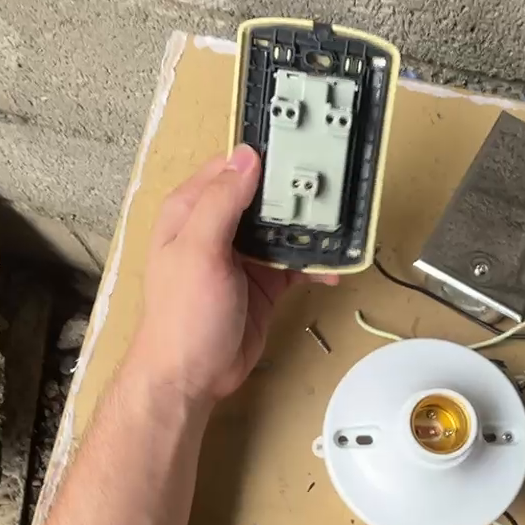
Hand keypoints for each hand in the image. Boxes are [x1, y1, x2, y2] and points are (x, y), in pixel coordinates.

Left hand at [127, 145, 330, 402]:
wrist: (193, 376)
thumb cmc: (184, 316)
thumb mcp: (198, 250)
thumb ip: (222, 202)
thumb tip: (247, 158)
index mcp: (192, 212)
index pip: (231, 169)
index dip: (263, 159)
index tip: (299, 148)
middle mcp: (218, 229)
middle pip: (263, 198)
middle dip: (295, 195)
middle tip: (331, 190)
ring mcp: (243, 257)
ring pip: (283, 231)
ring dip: (310, 232)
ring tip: (340, 230)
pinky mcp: (264, 284)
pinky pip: (294, 264)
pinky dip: (314, 265)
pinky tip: (332, 269)